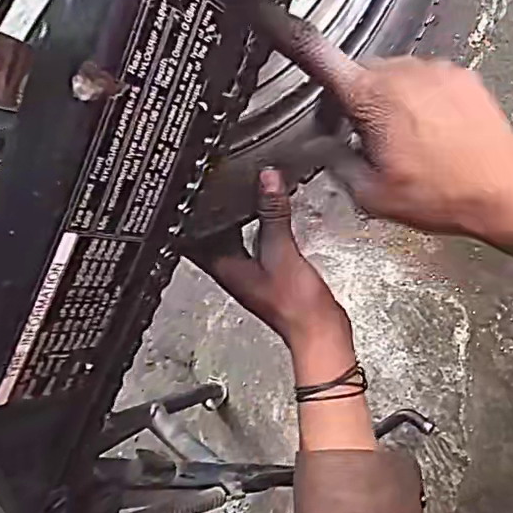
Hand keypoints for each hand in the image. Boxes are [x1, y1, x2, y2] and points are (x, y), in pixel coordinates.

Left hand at [191, 168, 351, 356]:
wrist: (320, 331)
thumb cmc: (296, 306)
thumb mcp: (282, 250)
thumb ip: (273, 214)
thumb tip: (267, 181)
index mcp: (225, 266)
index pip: (194, 234)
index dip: (192, 210)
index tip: (196, 187)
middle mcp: (233, 271)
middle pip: (214, 234)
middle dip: (216, 209)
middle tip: (218, 183)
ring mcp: (251, 275)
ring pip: (236, 239)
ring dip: (238, 218)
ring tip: (242, 194)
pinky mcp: (270, 275)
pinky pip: (257, 245)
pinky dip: (260, 228)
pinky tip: (270, 219)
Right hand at [263, 6, 512, 240]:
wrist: (504, 190)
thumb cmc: (445, 194)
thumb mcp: (374, 194)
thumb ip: (337, 164)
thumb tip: (323, 147)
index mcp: (374, 98)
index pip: (320, 58)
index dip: (289, 37)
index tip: (270, 17)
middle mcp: (405, 73)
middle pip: (360, 75)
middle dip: (355, 103)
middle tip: (366, 143)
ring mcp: (437, 71)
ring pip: (394, 78)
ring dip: (390, 102)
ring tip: (409, 145)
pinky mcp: (461, 76)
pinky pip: (426, 81)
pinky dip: (421, 101)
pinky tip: (433, 136)